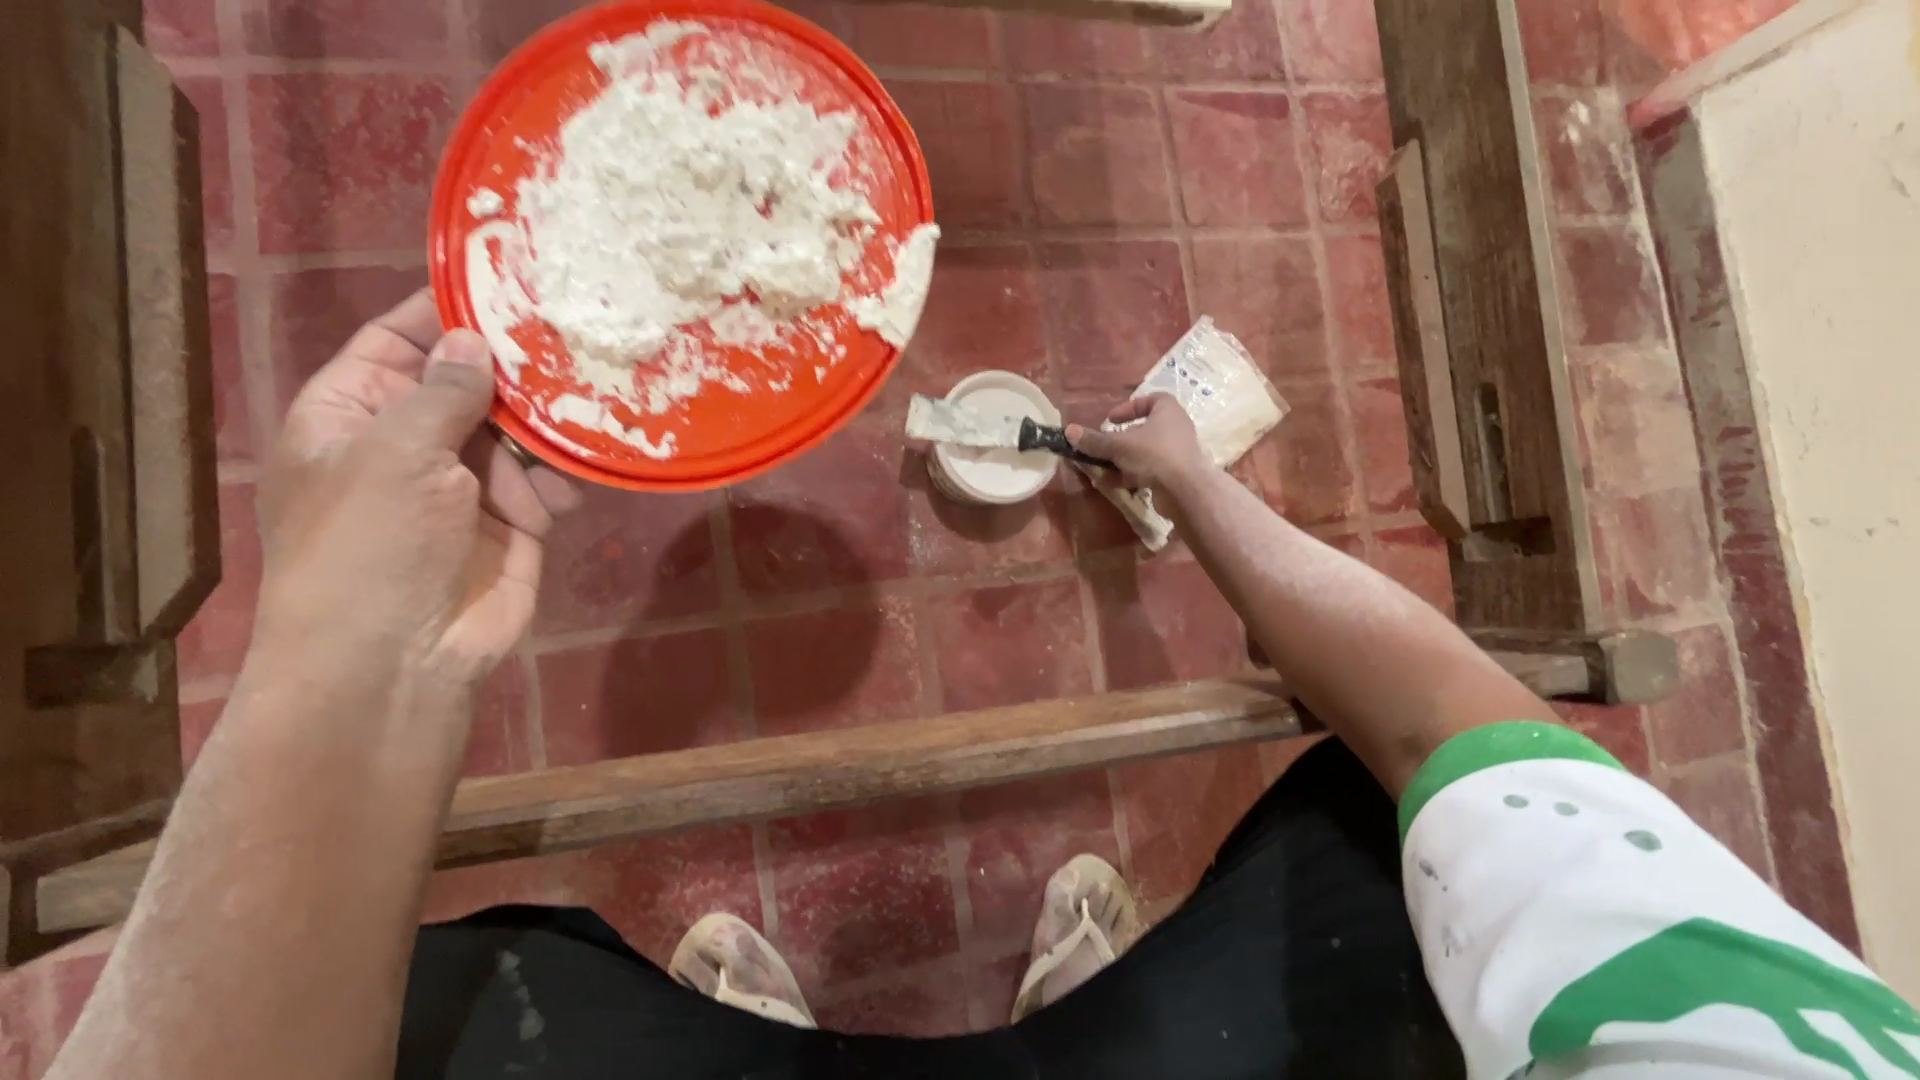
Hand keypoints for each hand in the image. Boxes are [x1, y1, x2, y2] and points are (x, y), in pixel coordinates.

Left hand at [254, 290, 576, 685]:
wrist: (398, 658)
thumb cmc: (371, 544)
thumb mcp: (395, 453)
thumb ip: (442, 393)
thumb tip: (472, 339)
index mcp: (355, 413)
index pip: (399, 341)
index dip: (445, 311)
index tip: (505, 280)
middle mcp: (412, 442)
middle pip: (472, 383)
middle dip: (517, 367)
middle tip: (575, 333)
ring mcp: (467, 485)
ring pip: (519, 431)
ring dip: (550, 421)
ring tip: (592, 397)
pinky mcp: (516, 523)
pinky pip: (547, 481)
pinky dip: (567, 474)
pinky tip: (584, 469)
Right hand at [1065, 394, 1207, 494]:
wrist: (1184, 491)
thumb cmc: (1153, 455)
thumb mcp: (1119, 445)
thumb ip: (1095, 440)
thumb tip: (1069, 431)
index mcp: (1168, 411)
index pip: (1151, 399)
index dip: (1129, 407)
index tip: (1110, 420)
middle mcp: (1175, 429)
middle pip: (1144, 429)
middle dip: (1121, 439)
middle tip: (1104, 445)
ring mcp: (1177, 453)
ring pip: (1144, 452)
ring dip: (1122, 459)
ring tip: (1103, 468)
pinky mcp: (1175, 475)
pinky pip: (1149, 470)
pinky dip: (1131, 475)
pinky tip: (1113, 483)